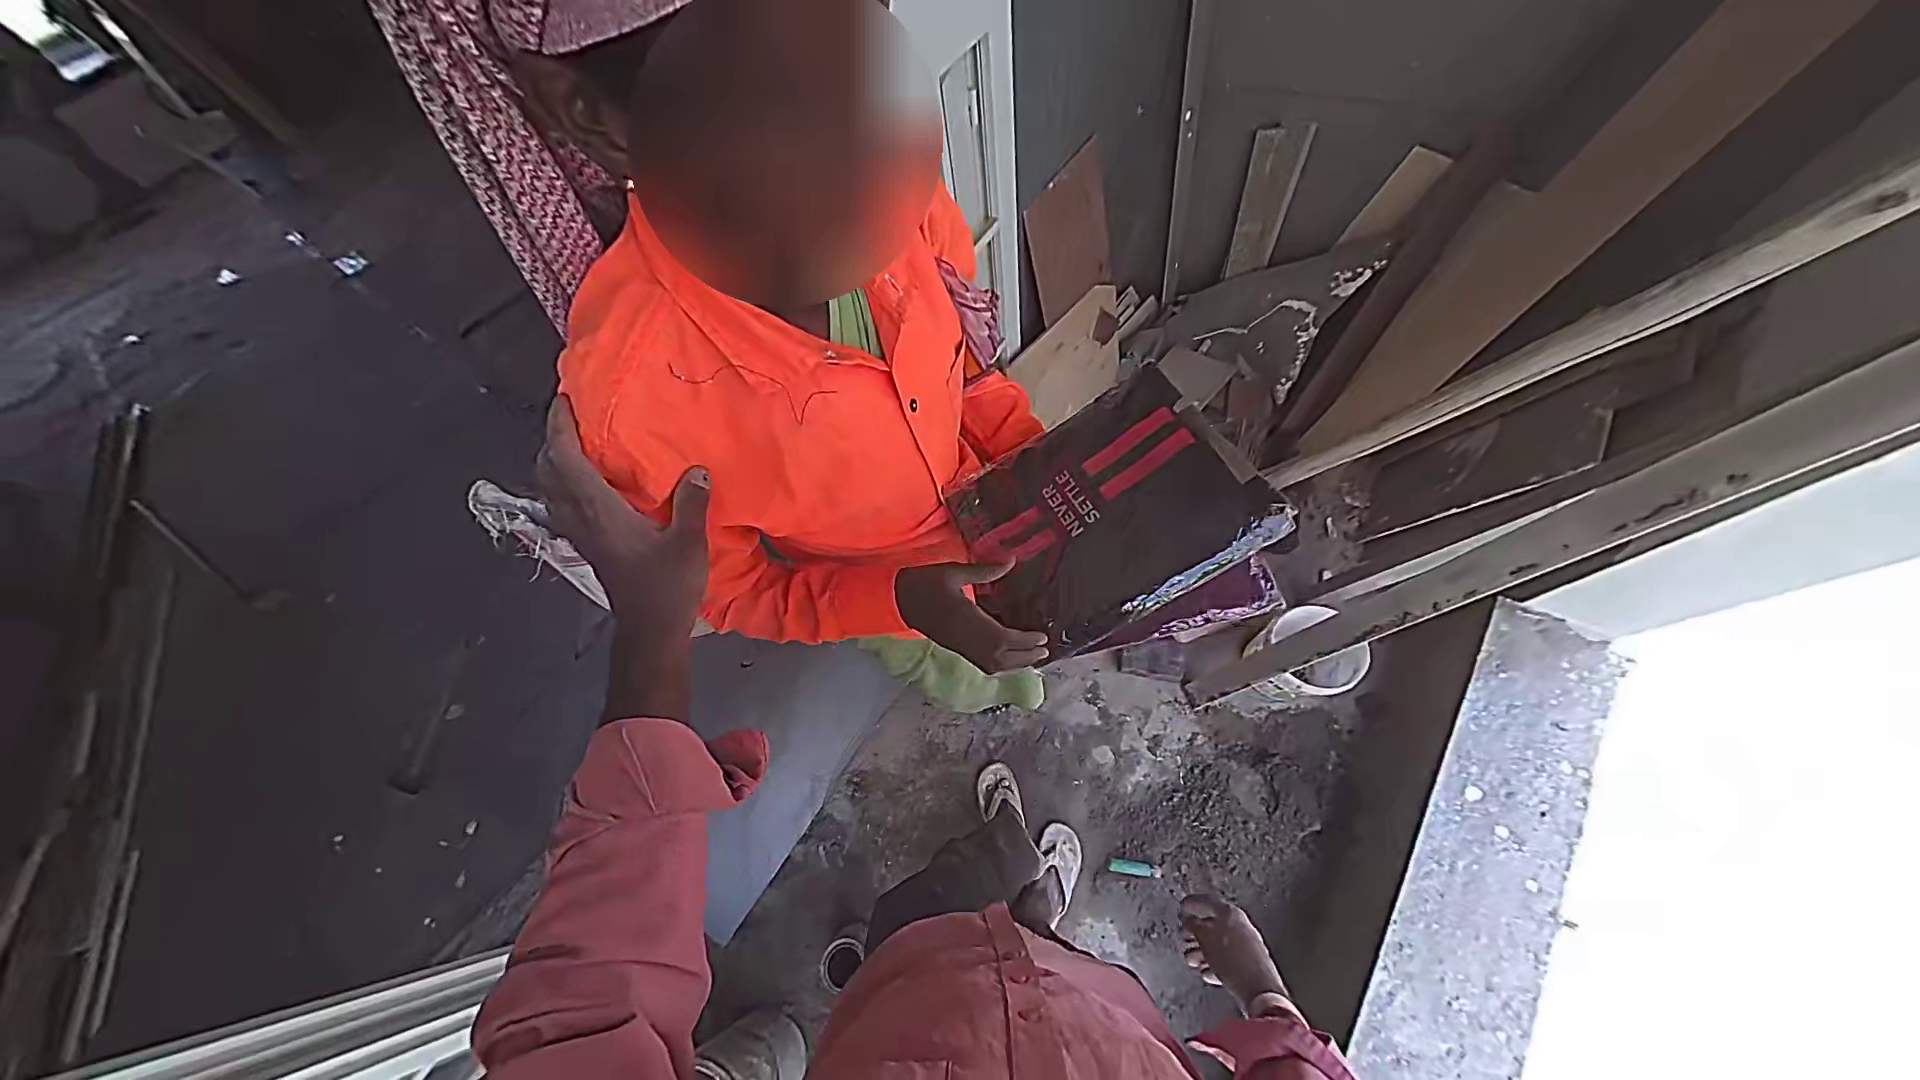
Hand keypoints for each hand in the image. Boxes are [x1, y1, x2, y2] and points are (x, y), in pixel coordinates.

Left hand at [535, 395, 710, 632]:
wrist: (650, 629)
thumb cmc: (667, 586)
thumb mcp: (688, 543)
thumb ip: (691, 503)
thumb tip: (697, 469)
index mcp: (599, 511)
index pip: (565, 460)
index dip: (560, 427)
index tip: (564, 400)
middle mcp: (580, 519)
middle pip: (547, 471)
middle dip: (553, 440)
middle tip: (573, 420)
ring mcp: (580, 535)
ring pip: (550, 489)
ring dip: (555, 462)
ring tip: (578, 446)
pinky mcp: (588, 546)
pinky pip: (562, 505)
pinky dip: (565, 485)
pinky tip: (588, 487)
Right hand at [895, 562, 1048, 672]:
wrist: (898, 599)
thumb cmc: (925, 583)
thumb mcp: (953, 572)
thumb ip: (983, 570)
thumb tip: (1011, 560)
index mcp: (965, 618)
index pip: (1000, 638)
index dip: (1023, 641)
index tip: (1042, 637)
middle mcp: (964, 638)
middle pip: (1000, 657)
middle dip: (1025, 656)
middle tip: (1046, 650)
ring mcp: (958, 646)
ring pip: (992, 664)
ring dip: (1015, 664)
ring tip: (1034, 657)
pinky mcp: (954, 649)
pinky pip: (982, 664)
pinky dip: (1000, 665)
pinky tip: (1010, 659)